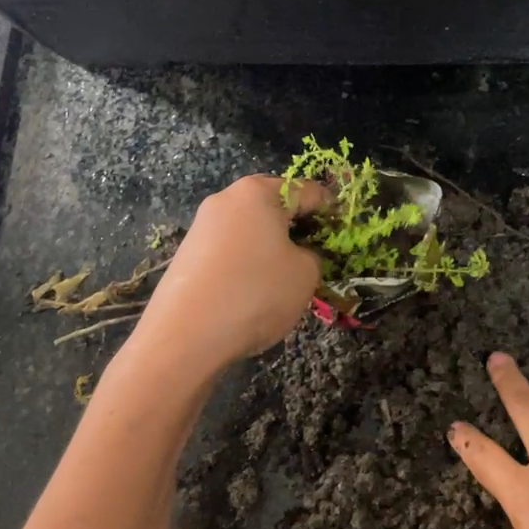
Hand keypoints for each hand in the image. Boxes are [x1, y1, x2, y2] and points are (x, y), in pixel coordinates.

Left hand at [132, 175, 327, 373]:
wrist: (184, 338)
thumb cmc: (255, 293)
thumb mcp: (305, 274)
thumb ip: (314, 255)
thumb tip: (300, 254)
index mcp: (258, 192)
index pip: (308, 190)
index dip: (332, 211)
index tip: (345, 232)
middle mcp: (227, 198)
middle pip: (275, 205)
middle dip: (299, 226)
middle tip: (317, 254)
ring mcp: (203, 225)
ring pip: (252, 228)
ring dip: (273, 244)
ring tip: (287, 277)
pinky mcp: (188, 253)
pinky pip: (231, 248)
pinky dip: (249, 261)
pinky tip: (255, 290)